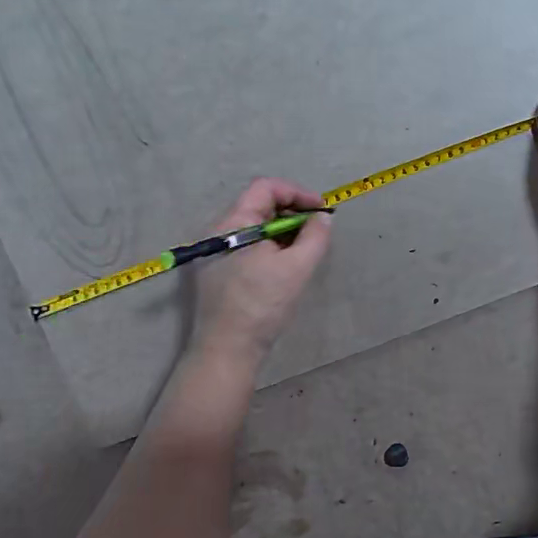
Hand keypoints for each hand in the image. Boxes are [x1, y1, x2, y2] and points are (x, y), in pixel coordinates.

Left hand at [190, 178, 331, 361]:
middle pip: (259, 206)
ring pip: (254, 229)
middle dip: (292, 214)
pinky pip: (247, 248)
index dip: (297, 193)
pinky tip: (285, 268)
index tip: (321, 212)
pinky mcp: (217, 273)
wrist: (227, 349)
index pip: (266, 188)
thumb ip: (315, 236)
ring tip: (304, 251)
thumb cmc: (262, 304)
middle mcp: (219, 232)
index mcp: (234, 223)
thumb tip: (322, 217)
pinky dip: (270, 249)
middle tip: (316, 232)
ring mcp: (215, 253)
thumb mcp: (296, 267)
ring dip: (283, 233)